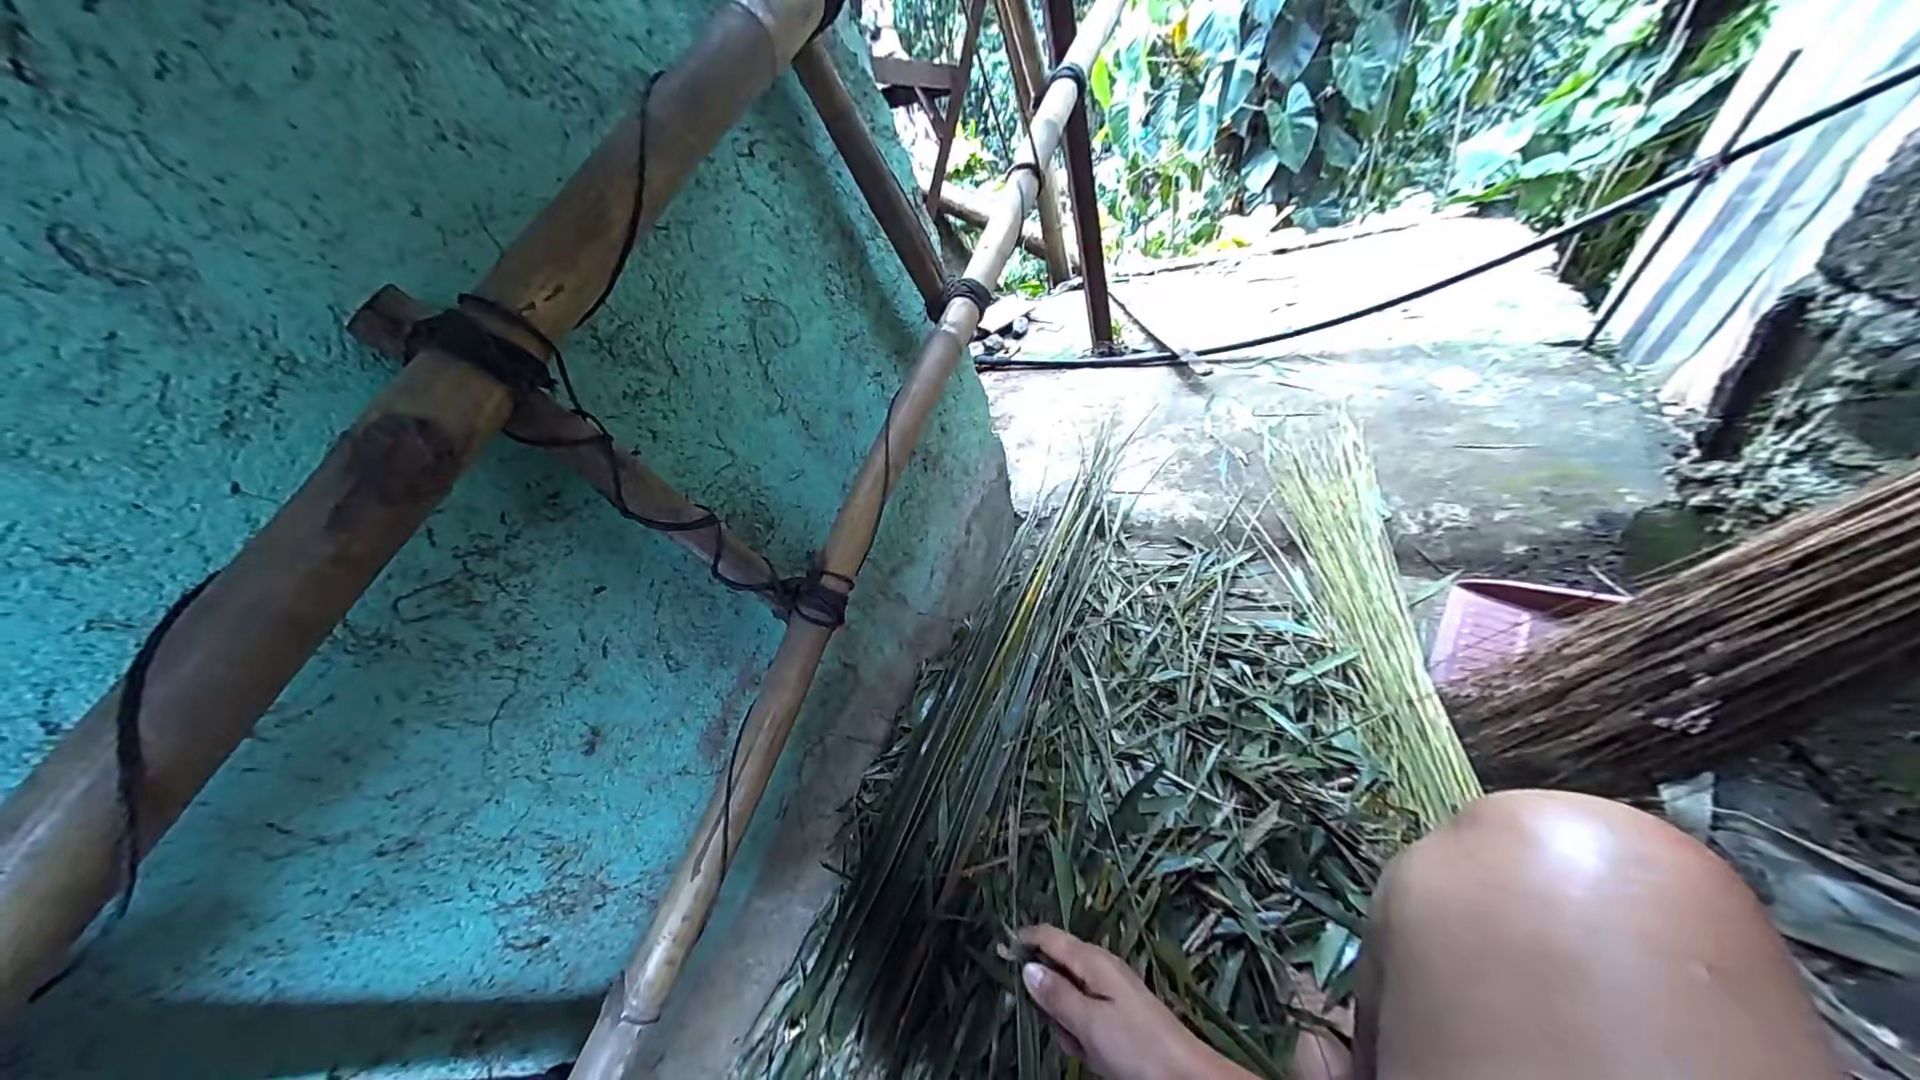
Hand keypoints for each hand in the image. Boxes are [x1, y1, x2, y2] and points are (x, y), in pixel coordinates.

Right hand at [1016, 925, 1257, 1079]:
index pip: (1050, 937)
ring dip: (1068, 1023)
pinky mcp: (1119, 1011)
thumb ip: (1056, 995)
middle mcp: (1100, 966)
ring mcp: (1111, 988)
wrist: (1186, 1077)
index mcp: (1092, 960)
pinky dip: (1084, 1033)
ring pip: (1070, 997)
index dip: (1025, 939)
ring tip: (1086, 1048)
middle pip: (1057, 970)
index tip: (1000, 947)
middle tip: (1064, 1029)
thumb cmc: (1135, 1046)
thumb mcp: (1088, 1024)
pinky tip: (1097, 1054)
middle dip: (1051, 1000)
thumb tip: (1027, 967)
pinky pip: (1086, 1014)